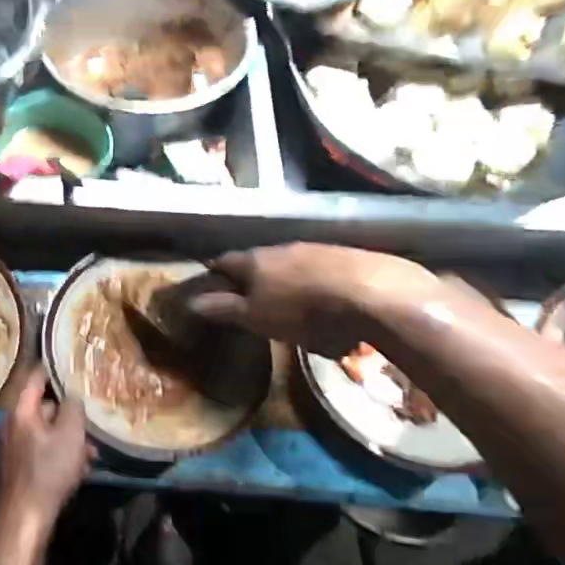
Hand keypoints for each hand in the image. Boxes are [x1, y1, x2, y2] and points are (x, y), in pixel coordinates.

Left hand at [0, 370, 91, 528]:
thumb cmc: (48, 471)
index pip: (34, 378)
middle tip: (90, 429)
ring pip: (46, 434)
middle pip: (44, 409)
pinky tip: (77, 472)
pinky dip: (58, 457)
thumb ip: (73, 408)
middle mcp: (10, 425)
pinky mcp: (16, 467)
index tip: (70, 363)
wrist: (24, 518)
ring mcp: (11, 447)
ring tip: (89, 457)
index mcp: (19, 412)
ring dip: (69, 442)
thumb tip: (71, 396)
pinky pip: (41, 452)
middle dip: (69, 419)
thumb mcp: (70, 435)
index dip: (53, 369)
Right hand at [187, 242, 445, 349]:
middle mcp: (282, 248)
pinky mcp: (348, 256)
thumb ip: (223, 308)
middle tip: (251, 301)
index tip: (209, 286)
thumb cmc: (302, 310)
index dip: (214, 273)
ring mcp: (317, 249)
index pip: (223, 261)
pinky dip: (315, 284)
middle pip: (258, 261)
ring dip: (286, 281)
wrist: (374, 295)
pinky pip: (320, 270)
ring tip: (290, 305)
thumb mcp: (256, 317)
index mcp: (254, 260)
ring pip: (291, 264)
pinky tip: (325, 303)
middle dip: (252, 279)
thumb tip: (189, 302)